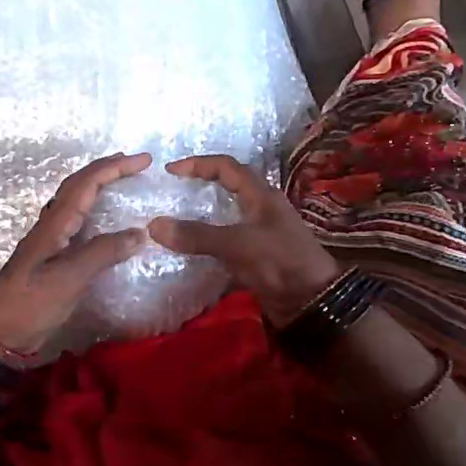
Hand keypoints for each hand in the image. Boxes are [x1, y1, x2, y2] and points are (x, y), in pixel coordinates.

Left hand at [0, 153, 154, 353]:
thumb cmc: (30, 303)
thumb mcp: (69, 278)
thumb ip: (103, 252)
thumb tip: (139, 232)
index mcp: (54, 224)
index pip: (86, 183)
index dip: (115, 168)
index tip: (145, 160)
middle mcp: (51, 226)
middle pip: (78, 185)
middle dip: (107, 170)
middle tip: (136, 165)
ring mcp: (49, 242)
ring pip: (75, 202)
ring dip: (98, 187)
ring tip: (123, 184)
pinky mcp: (51, 259)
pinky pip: (76, 224)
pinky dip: (94, 213)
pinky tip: (105, 224)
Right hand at [146, 155, 340, 326]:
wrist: (311, 301)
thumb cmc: (280, 262)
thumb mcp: (238, 245)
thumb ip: (197, 235)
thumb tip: (154, 225)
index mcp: (261, 195)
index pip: (227, 167)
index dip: (198, 164)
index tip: (170, 171)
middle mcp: (260, 209)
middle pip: (227, 188)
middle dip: (199, 187)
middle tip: (171, 192)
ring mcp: (258, 234)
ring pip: (224, 217)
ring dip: (201, 217)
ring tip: (173, 221)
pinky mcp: (255, 257)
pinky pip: (225, 243)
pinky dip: (206, 244)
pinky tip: (188, 252)